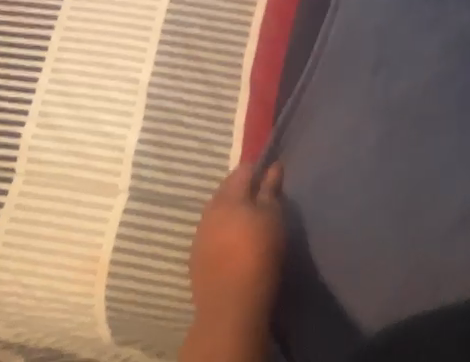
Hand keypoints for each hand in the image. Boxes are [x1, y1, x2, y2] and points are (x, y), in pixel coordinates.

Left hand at [183, 161, 284, 361]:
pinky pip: (211, 231)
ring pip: (217, 211)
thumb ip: (270, 190)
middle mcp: (209, 210)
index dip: (258, 169)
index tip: (273, 176)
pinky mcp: (196, 256)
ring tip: (250, 220)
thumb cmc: (259, 253)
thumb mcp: (273, 217)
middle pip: (227, 189)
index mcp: (228, 197)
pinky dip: (224, 229)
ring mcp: (199, 234)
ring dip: (233, 210)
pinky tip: (234, 241)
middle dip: (244, 189)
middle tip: (264, 198)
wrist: (230, 304)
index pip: (243, 170)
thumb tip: (273, 166)